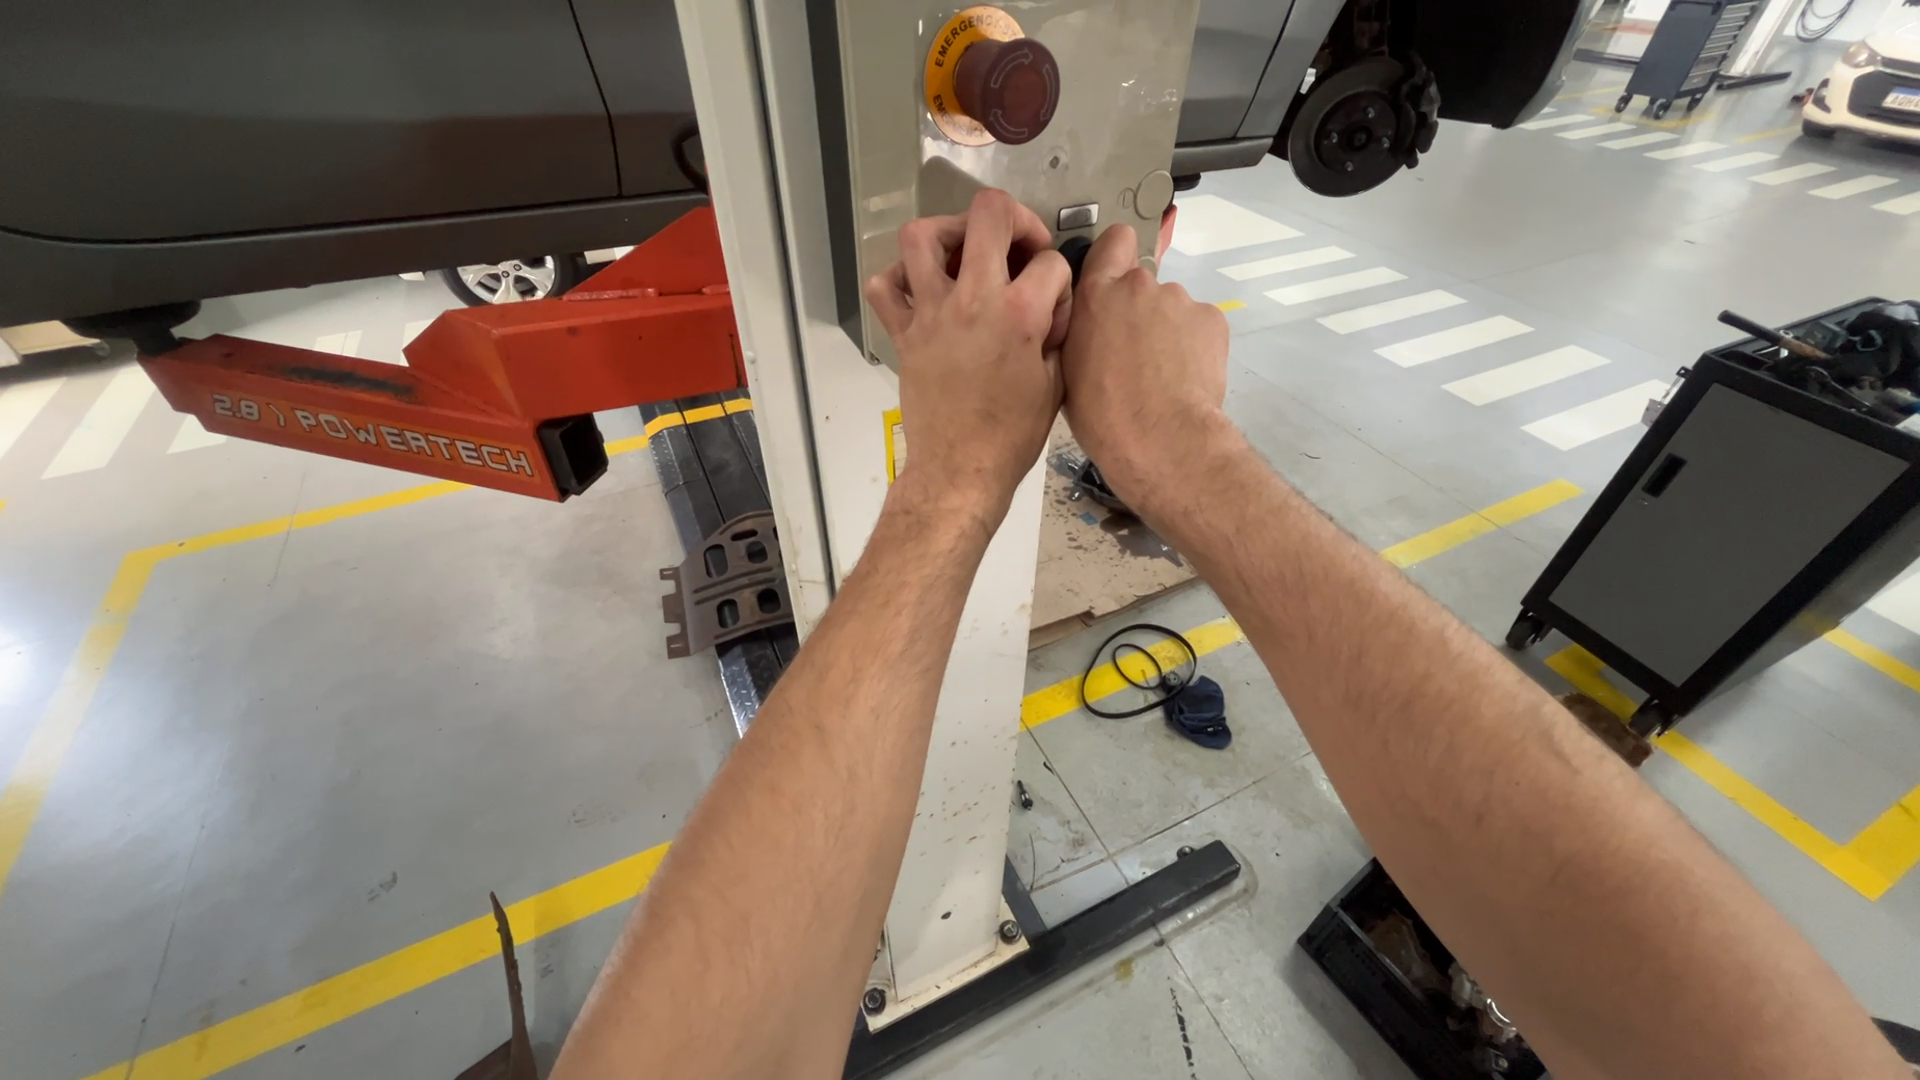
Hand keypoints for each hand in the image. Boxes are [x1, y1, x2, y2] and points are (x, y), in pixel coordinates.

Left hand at [865, 189, 1072, 525]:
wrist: (960, 469)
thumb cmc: (1012, 435)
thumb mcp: (1055, 383)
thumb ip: (1055, 333)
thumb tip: (1049, 306)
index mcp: (1019, 314)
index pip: (1050, 261)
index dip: (1060, 279)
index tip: (1053, 308)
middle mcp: (972, 301)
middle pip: (989, 214)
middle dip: (1014, 219)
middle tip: (1017, 246)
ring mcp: (931, 314)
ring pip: (922, 236)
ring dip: (948, 233)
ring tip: (964, 254)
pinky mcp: (903, 333)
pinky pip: (884, 286)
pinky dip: (898, 278)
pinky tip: (922, 289)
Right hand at [1058, 224, 1229, 509]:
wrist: (1160, 440)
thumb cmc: (1100, 414)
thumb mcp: (1069, 369)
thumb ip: (1082, 330)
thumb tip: (1094, 326)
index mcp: (1096, 295)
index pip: (1113, 241)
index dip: (1115, 257)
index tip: (1113, 285)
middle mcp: (1140, 285)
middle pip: (1141, 284)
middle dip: (1139, 310)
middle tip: (1134, 356)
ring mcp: (1181, 300)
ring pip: (1171, 309)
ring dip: (1166, 332)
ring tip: (1162, 377)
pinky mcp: (1213, 319)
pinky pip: (1198, 326)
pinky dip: (1193, 347)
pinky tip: (1185, 379)